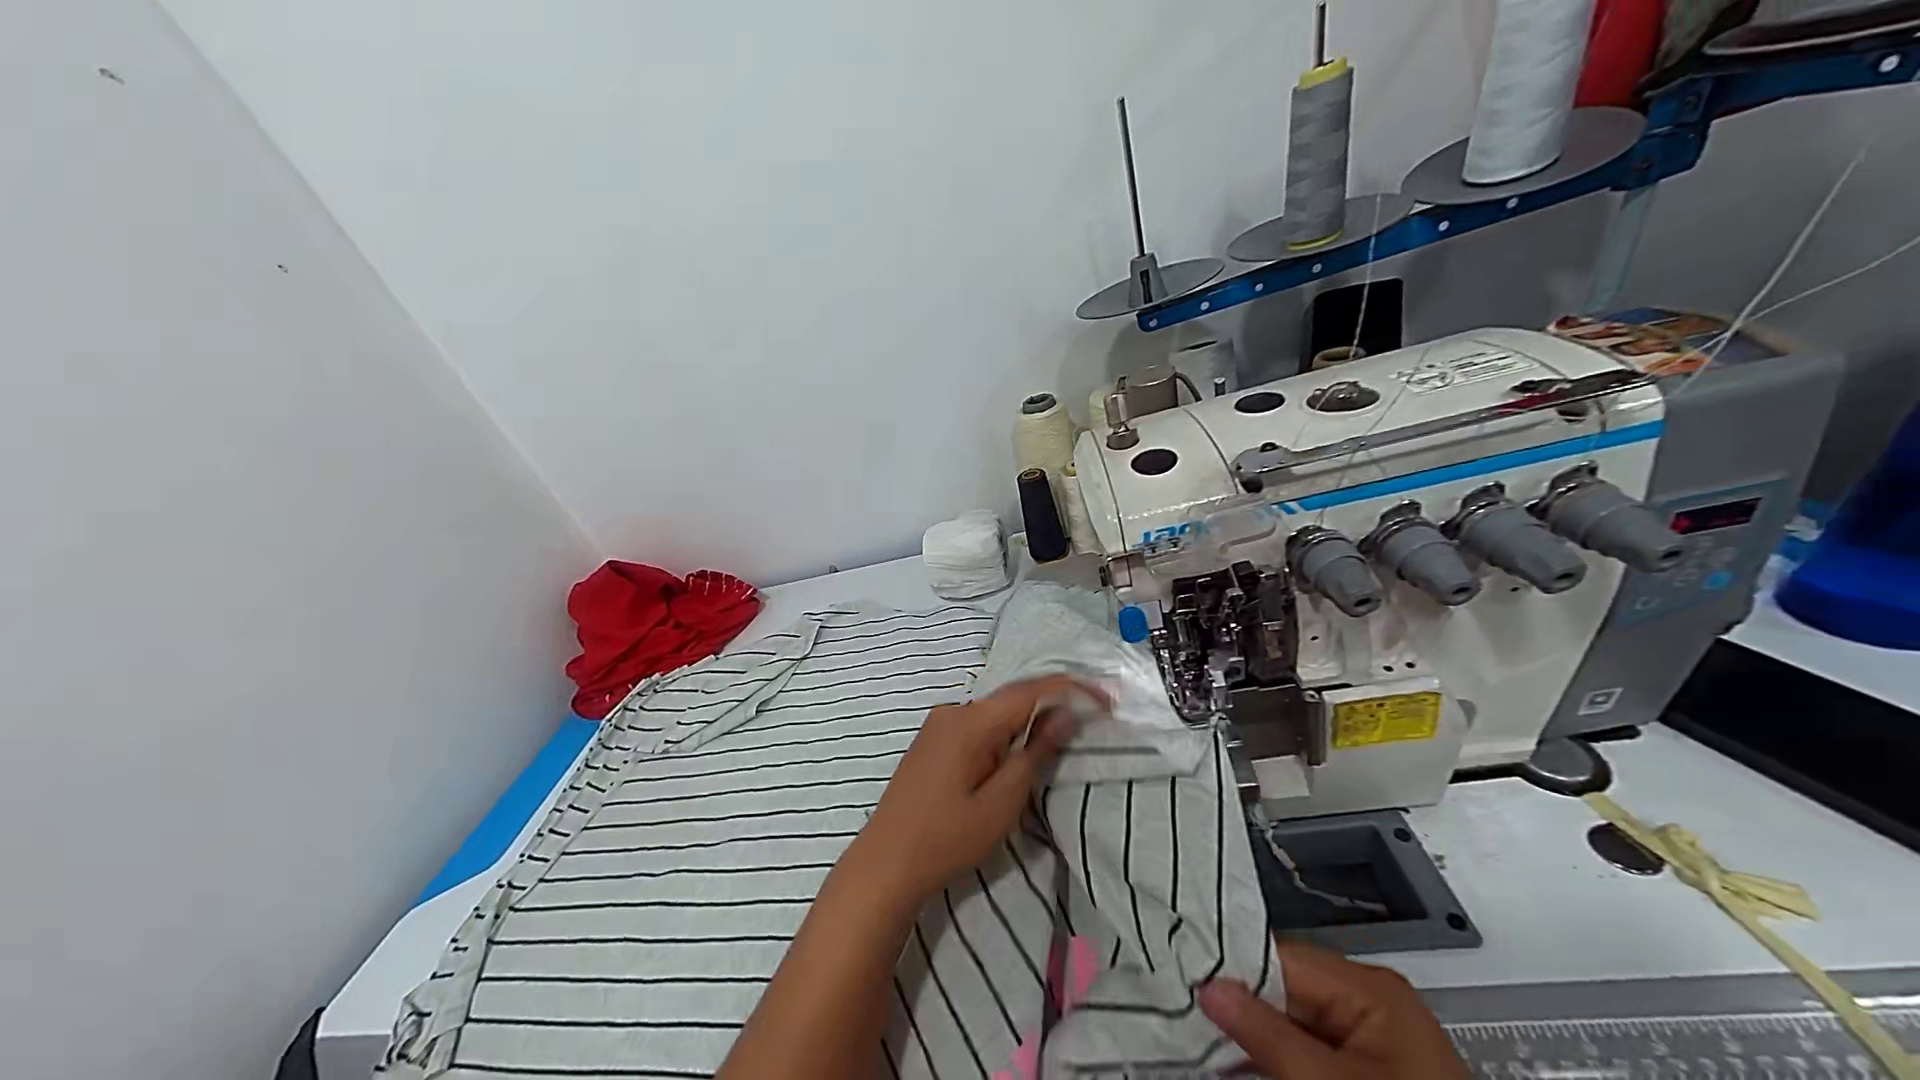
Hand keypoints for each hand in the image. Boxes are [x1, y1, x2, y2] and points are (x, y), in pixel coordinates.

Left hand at [847, 675, 1105, 902]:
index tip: (1106, 698)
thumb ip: (1034, 753)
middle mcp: (953, 711)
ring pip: (994, 712)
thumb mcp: (1001, 802)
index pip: (1030, 690)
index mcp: (970, 722)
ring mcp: (937, 724)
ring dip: (1026, 721)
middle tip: (1089, 719)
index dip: (1071, 689)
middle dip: (1051, 705)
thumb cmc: (947, 838)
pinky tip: (1015, 754)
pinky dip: (1004, 732)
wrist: (885, 863)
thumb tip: (1064, 714)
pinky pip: (977, 725)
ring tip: (1057, 739)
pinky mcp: (931, 741)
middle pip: (1012, 698)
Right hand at [1200, 941, 1465, 1079]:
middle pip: (1284, 987)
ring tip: (1203, 1038)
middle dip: (1239, 1005)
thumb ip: (1267, 1033)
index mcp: (1370, 988)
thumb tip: (1210, 987)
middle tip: (1188, 1013)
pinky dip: (1276, 1055)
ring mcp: (1369, 1038)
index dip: (1231, 968)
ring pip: (1291, 1020)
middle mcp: (1370, 1001)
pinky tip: (1238, 1063)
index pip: (1280, 957)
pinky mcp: (1365, 1069)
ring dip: (1252, 1033)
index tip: (1188, 980)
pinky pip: (1308, 1047)